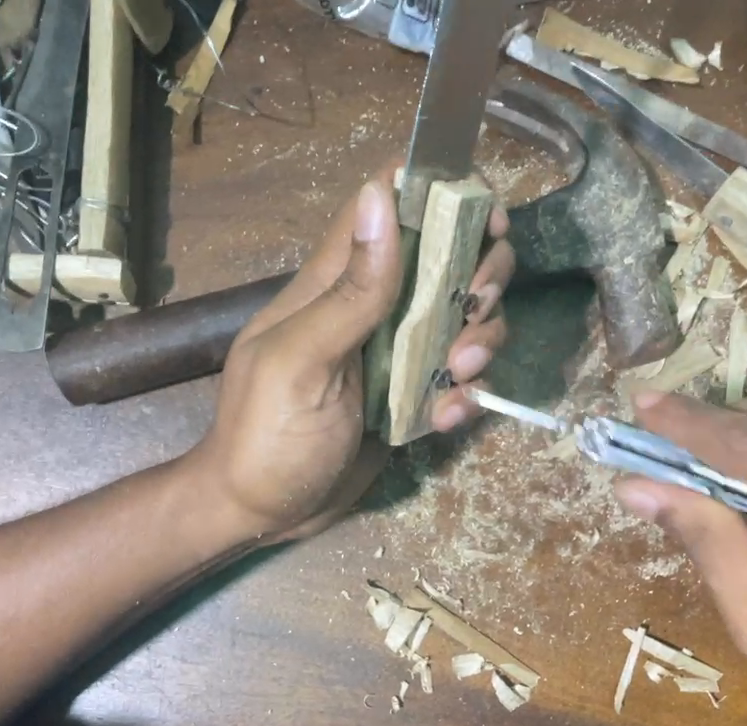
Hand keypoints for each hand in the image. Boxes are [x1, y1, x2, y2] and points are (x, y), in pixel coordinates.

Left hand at [187, 169, 514, 543]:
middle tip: (475, 311)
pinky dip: (464, 398)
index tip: (485, 220)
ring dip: (480, 341)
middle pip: (448, 258)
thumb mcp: (302, 362)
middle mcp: (374, 308)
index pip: (390, 204)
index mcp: (335, 282)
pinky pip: (458, 382)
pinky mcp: (411, 399)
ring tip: (458, 377)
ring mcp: (396, 356)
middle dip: (481, 275)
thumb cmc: (267, 435)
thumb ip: (348, 290)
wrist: (262, 511)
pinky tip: (444, 422)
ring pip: (465, 321)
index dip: (442, 194)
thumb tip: (381, 198)